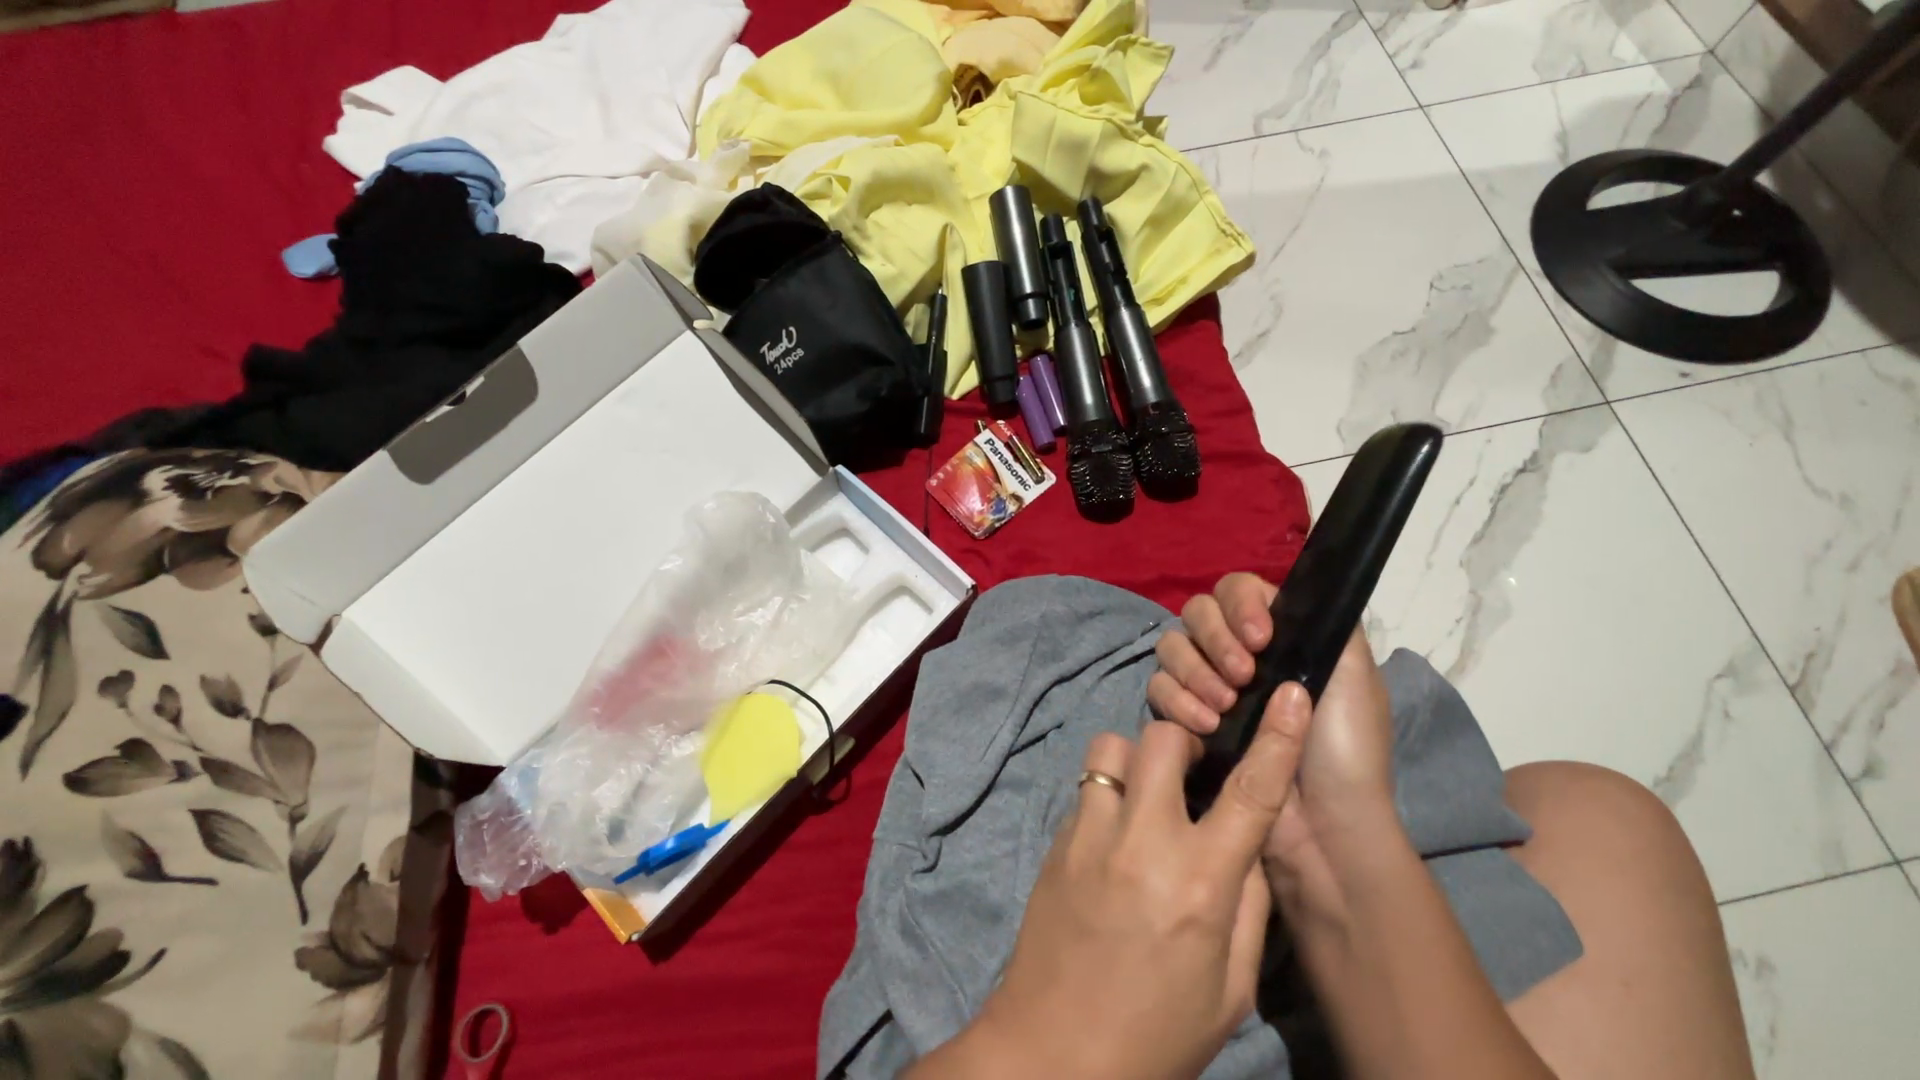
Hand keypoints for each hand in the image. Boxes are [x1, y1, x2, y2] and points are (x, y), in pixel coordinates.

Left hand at [916, 704, 1309, 1078]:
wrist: (1052, 1054)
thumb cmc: (1157, 1033)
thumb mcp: (1230, 986)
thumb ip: (1247, 905)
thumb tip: (1246, 846)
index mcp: (1199, 884)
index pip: (1250, 792)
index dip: (1277, 738)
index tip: (1291, 692)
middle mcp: (1141, 843)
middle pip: (1163, 739)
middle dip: (1185, 742)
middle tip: (1192, 776)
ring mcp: (1088, 837)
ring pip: (1111, 750)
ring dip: (1137, 763)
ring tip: (1147, 802)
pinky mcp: (1054, 844)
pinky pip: (1087, 791)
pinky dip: (1108, 797)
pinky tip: (1115, 838)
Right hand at [1148, 573, 1400, 919]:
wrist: (1324, 827)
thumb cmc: (1346, 749)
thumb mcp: (1355, 673)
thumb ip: (1327, 618)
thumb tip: (1284, 586)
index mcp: (1280, 637)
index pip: (1238, 589)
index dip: (1240, 604)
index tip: (1260, 636)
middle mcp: (1240, 655)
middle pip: (1197, 613)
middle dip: (1215, 640)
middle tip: (1244, 676)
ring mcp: (1208, 688)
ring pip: (1172, 648)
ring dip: (1195, 672)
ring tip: (1225, 708)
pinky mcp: (1184, 723)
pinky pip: (1158, 690)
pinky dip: (1178, 702)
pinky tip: (1206, 726)